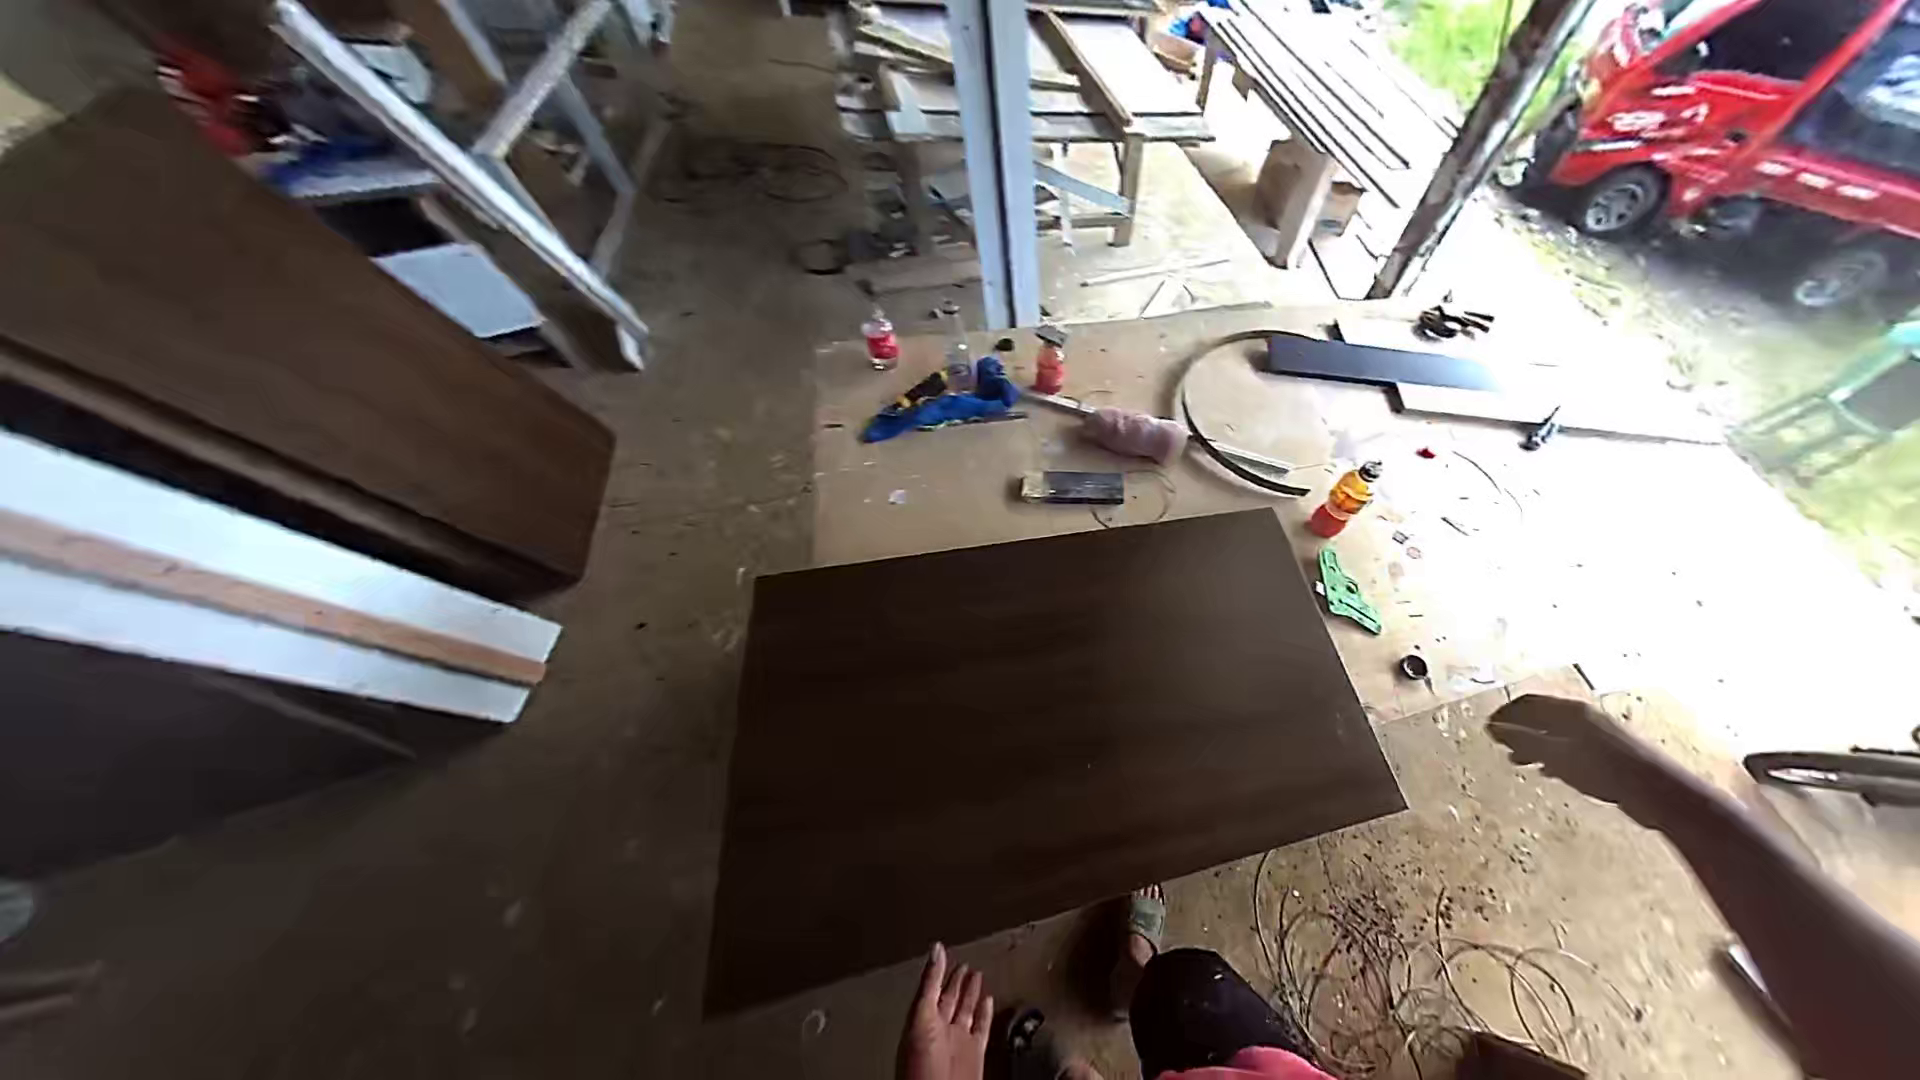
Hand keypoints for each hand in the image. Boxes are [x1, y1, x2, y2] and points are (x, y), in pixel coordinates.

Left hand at [897, 943, 991, 1079]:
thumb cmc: (921, 1065)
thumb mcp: (921, 1016)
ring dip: (972, 994)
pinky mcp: (975, 1054)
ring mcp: (959, 1041)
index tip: (947, 951)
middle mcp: (941, 1028)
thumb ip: (929, 982)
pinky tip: (989, 1001)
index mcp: (924, 1018)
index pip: (933, 987)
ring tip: (978, 974)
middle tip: (965, 962)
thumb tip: (936, 947)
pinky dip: (986, 1015)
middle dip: (957, 981)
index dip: (940, 970)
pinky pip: (982, 1029)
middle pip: (951, 998)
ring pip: (967, 1011)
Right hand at [1488, 694, 1678, 828]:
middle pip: (1541, 716)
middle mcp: (1585, 716)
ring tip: (1521, 759)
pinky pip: (1571, 746)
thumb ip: (1520, 740)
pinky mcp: (1612, 752)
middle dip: (1518, 729)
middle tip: (1501, 744)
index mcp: (1570, 711)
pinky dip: (1554, 753)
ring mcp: (1601, 733)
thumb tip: (1493, 728)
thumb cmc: (1603, 770)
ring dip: (1534, 744)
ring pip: (1556, 732)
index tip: (1488, 728)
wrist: (1663, 795)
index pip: (1526, 702)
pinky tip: (1550, 769)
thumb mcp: (1553, 754)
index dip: (1504, 713)